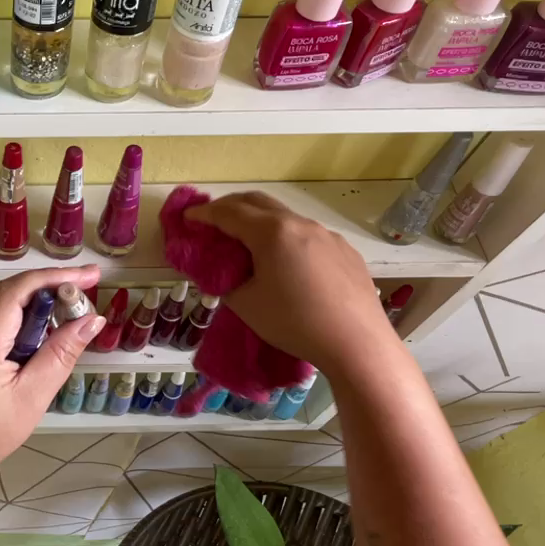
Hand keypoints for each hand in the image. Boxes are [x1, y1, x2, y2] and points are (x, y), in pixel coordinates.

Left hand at [0, 266, 105, 496]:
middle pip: (8, 292)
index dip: (55, 277)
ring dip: (34, 303)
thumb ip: (60, 354)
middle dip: (49, 287)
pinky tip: (38, 332)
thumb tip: (92, 320)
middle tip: (86, 293)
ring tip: (68, 313)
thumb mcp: (31, 397)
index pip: (16, 291)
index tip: (90, 276)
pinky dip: (16, 317)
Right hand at [184, 192, 403, 379]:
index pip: (229, 213)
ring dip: (260, 223)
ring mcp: (327, 236)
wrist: (356, 342)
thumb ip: (225, 281)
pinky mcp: (344, 251)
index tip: (188, 216)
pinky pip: (307, 236)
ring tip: (247, 244)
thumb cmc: (294, 322)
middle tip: (212, 220)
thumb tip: (221, 271)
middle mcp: (301, 224)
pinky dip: (285, 239)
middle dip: (230, 207)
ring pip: (285, 218)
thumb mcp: (246, 304)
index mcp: (272, 232)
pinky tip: (286, 264)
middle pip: (258, 203)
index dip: (204, 213)